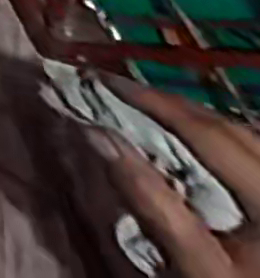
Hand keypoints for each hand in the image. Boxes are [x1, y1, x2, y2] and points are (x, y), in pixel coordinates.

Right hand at [89, 78, 259, 277]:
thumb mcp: (196, 265)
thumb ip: (151, 203)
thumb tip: (94, 133)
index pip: (208, 134)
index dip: (152, 101)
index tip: (98, 78)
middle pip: (234, 131)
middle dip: (170, 104)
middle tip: (114, 87)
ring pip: (251, 139)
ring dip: (195, 118)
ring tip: (147, 107)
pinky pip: (258, 155)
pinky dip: (219, 138)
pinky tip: (193, 139)